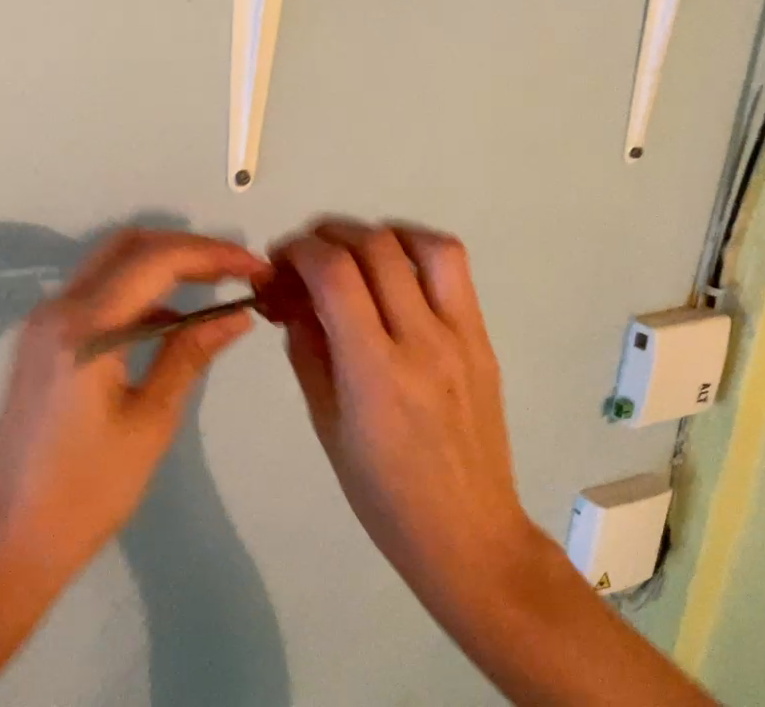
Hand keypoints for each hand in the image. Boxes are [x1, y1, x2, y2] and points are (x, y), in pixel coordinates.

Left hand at [0, 227, 266, 574]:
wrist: (8, 538)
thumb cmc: (85, 492)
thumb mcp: (149, 423)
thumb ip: (189, 356)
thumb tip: (236, 314)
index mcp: (85, 327)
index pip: (156, 261)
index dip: (212, 254)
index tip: (258, 267)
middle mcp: (57, 308)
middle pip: (128, 247)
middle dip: (187, 248)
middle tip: (238, 268)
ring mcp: (43, 323)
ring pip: (109, 265)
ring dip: (162, 265)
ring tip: (217, 286)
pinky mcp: (41, 341)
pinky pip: (95, 294)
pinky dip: (137, 292)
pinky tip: (173, 319)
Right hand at [268, 218, 539, 611]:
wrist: (467, 533)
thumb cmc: (382, 492)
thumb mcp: (325, 424)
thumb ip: (307, 351)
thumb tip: (293, 300)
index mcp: (374, 372)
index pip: (334, 274)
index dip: (299, 251)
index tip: (280, 262)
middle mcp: (422, 342)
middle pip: (376, 247)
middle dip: (329, 235)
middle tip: (307, 256)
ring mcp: (462, 337)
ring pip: (427, 245)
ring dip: (381, 233)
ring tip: (355, 252)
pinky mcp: (484, 340)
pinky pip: (454, 272)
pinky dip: (416, 252)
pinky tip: (393, 273)